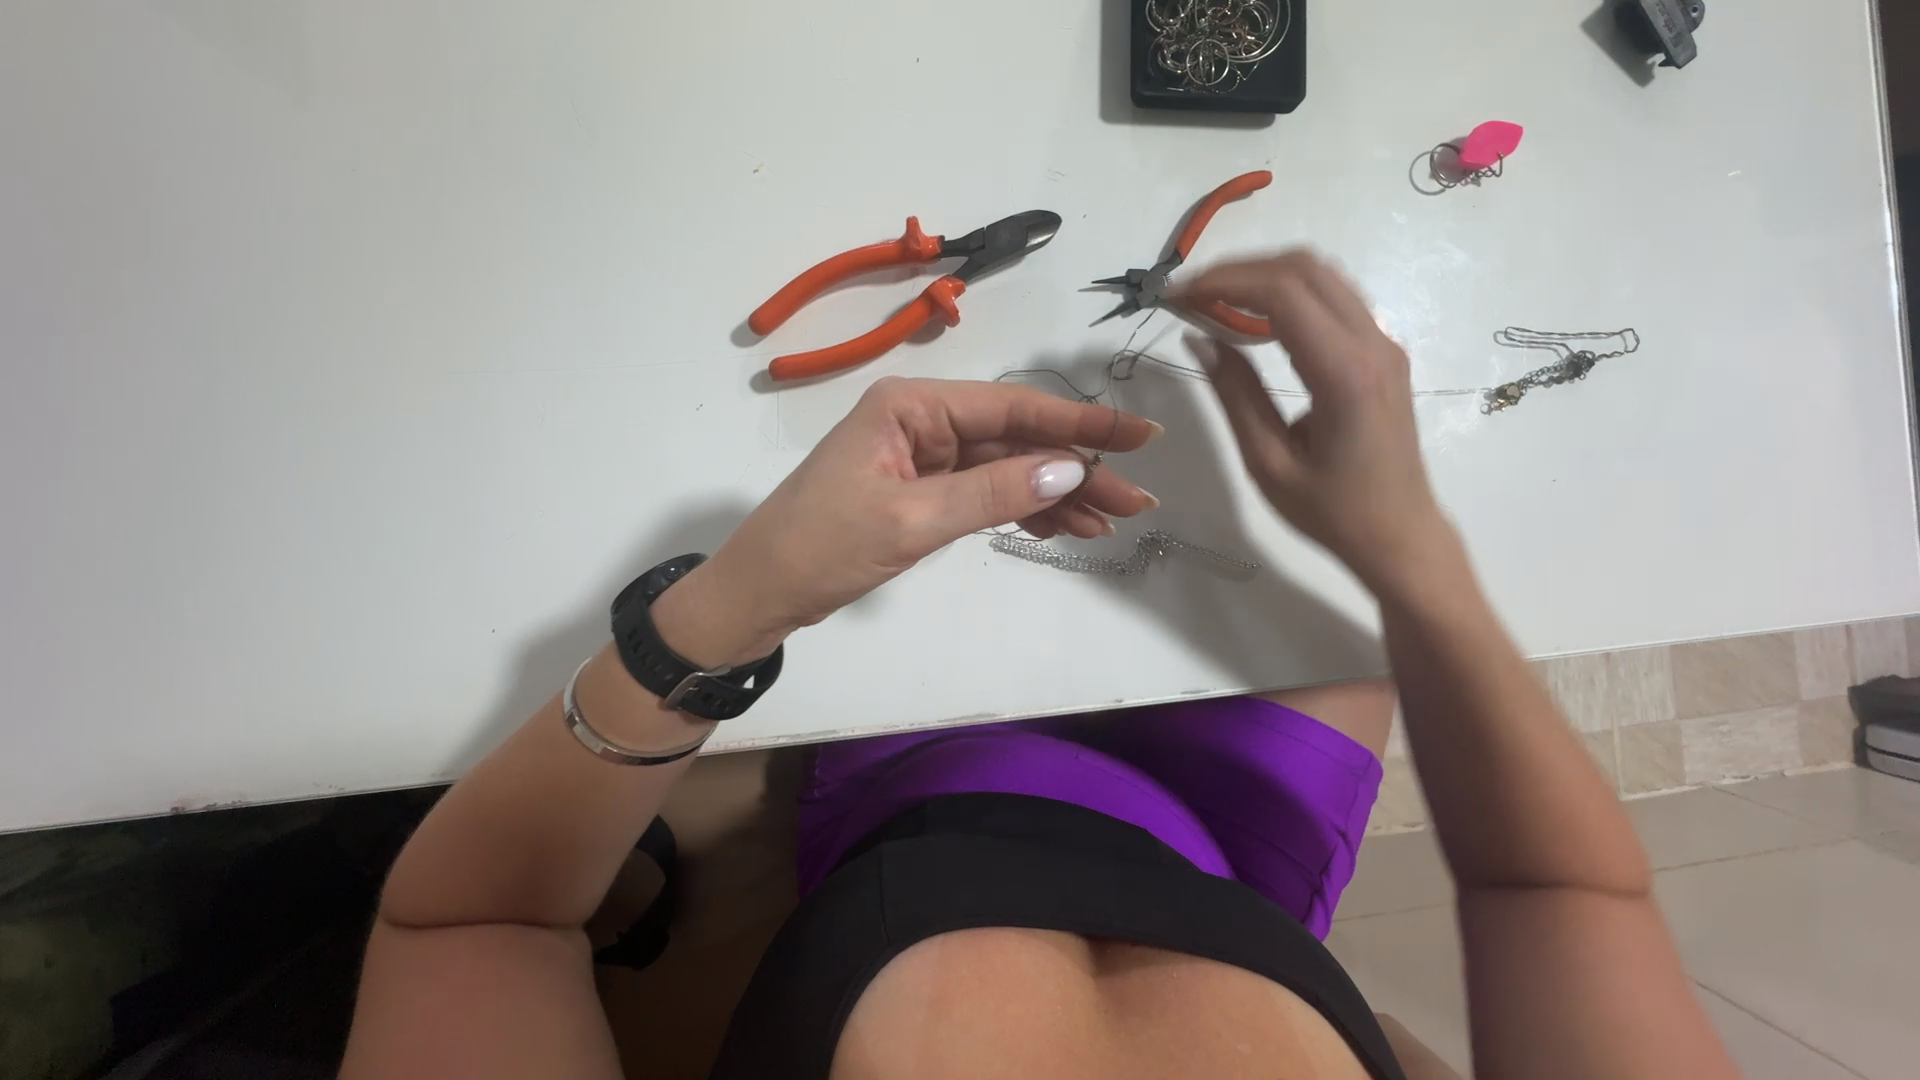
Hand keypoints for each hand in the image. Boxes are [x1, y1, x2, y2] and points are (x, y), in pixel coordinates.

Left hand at [656, 377, 1158, 665]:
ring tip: (1108, 522)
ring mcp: (924, 458)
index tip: (1139, 435)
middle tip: (1134, 501)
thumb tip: (1069, 467)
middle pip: (1016, 439)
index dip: (1080, 422)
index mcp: (912, 406)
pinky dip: (1021, 510)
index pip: (1012, 408)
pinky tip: (1061, 525)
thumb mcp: (909, 521)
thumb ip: (991, 492)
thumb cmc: (821, 547)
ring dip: (1055, 494)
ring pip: (1006, 469)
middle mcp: (922, 421)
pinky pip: (985, 494)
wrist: (762, 592)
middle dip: (1074, 468)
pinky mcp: (922, 492)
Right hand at [1178, 251, 1451, 590]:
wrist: (1398, 534)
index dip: (1223, 283)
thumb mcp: (1267, 461)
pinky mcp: (1382, 351)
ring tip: (1213, 302)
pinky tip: (1254, 319)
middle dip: (1237, 271)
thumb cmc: (1330, 511)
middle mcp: (1372, 343)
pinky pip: (1334, 297)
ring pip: (1321, 275)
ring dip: (1263, 277)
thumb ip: (1234, 394)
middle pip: (1303, 269)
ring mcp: (1384, 343)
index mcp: (1343, 374)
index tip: (1176, 297)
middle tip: (1187, 298)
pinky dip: (1288, 293)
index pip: (1282, 293)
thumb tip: (1198, 338)